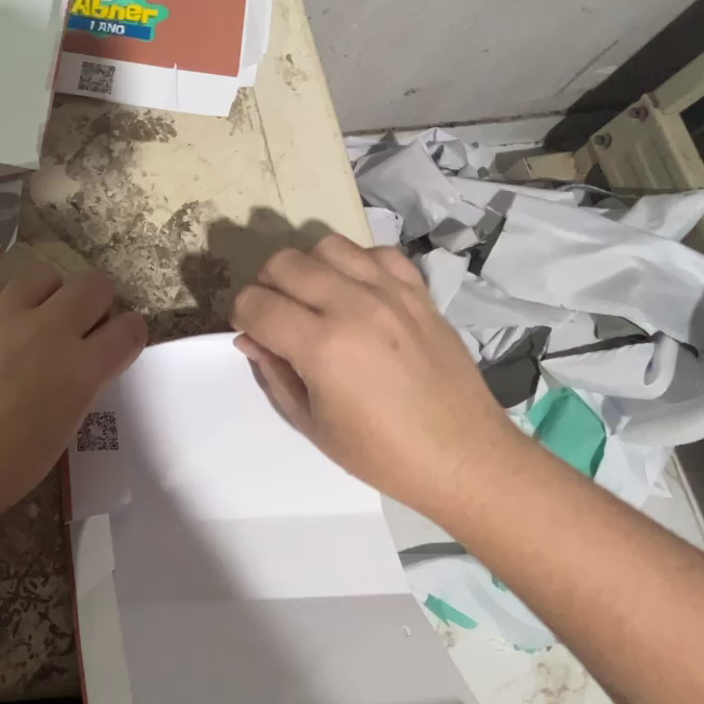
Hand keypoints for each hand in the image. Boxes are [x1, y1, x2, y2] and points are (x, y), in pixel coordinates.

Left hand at [0, 263, 147, 533]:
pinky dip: (4, 306)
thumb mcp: (62, 432)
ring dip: (50, 295)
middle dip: (96, 302)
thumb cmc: (4, 468)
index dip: (127, 334)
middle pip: (93, 285)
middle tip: (80, 325)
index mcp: (80, 370)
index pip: (128, 329)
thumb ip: (81, 386)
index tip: (116, 342)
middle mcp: (47, 331)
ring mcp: (2, 316)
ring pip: (44, 275)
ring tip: (35, 321)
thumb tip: (85, 360)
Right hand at [230, 235, 535, 515]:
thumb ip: (274, 372)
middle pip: (283, 264)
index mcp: (322, 347)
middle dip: (265, 287)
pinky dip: (355, 265)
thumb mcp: (310, 422)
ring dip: (307, 269)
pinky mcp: (419, 293)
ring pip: (326, 246)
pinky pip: (376, 253)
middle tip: (274, 316)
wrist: (463, 456)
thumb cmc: (380, 453)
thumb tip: (250, 339)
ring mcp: (391, 294)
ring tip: (313, 300)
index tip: (250, 335)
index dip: (240, 318)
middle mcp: (354, 307)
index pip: (255, 303)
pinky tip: (354, 294)